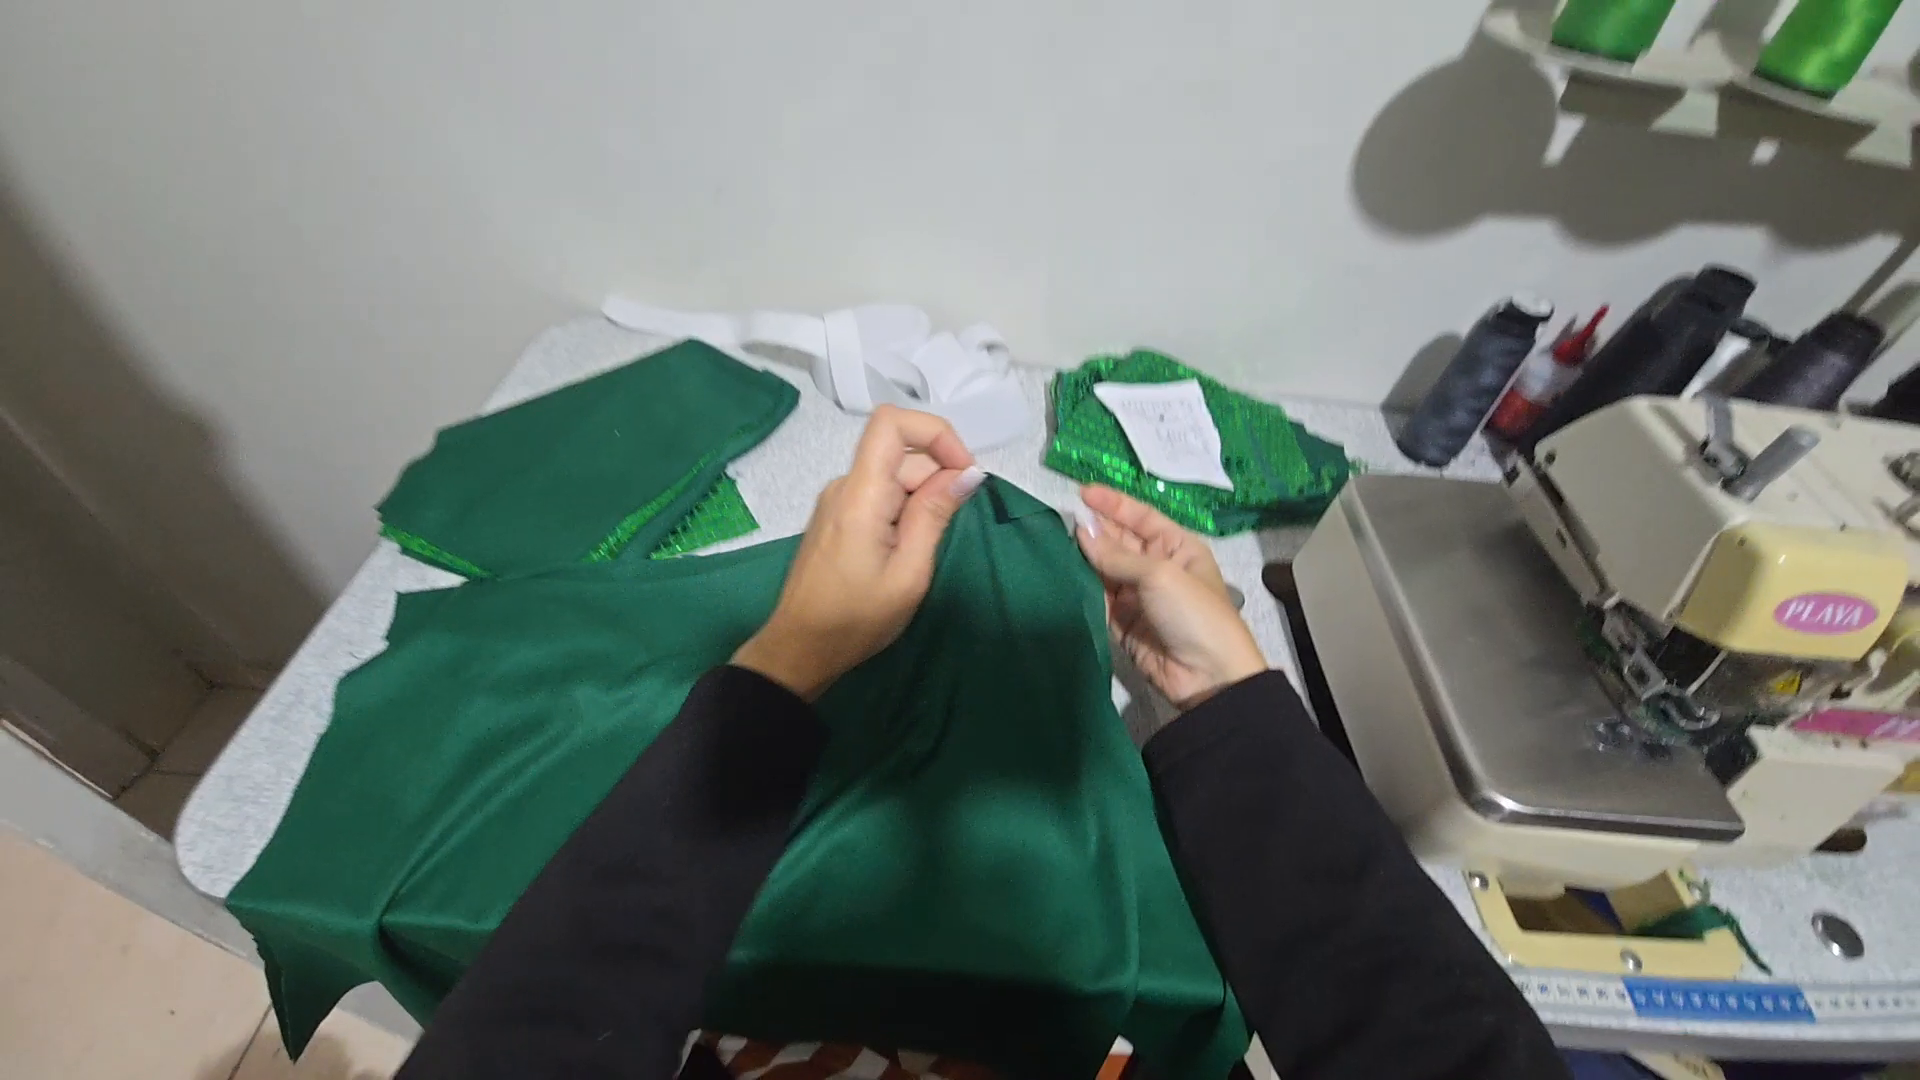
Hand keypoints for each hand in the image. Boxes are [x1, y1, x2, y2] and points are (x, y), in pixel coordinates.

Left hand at [733, 406, 985, 699]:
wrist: (800, 648)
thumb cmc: (856, 619)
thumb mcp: (909, 572)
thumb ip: (935, 515)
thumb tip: (967, 472)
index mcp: (860, 495)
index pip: (892, 422)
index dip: (935, 433)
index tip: (963, 472)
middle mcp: (844, 486)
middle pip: (900, 454)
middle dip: (937, 479)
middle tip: (945, 531)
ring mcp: (838, 500)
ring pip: (893, 475)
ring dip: (921, 500)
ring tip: (920, 552)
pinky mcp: (837, 516)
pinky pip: (879, 494)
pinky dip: (904, 510)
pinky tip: (904, 550)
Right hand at [1074, 485, 1267, 709]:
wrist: (1207, 676)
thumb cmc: (1193, 613)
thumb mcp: (1159, 575)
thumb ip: (1117, 555)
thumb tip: (1081, 531)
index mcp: (1176, 547)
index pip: (1140, 517)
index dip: (1113, 503)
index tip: (1082, 492)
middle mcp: (1155, 567)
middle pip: (1119, 541)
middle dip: (1094, 529)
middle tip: (1061, 518)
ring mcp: (1137, 595)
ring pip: (1103, 568)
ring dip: (1083, 557)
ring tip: (1054, 542)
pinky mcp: (1120, 621)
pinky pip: (1096, 597)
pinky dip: (1080, 586)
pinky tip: (1060, 573)